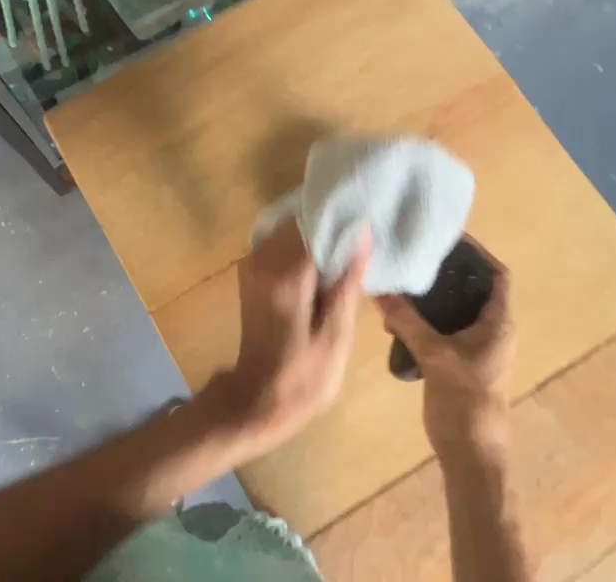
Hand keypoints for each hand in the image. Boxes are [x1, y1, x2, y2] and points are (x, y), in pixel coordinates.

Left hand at [208, 221, 368, 457]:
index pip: (313, 224)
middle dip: (327, 224)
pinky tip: (323, 265)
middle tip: (360, 233)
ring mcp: (251, 267)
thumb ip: (347, 282)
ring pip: (286, 232)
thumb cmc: (303, 377)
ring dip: (314, 236)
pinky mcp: (249, 275)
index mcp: (285, 275)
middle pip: (298, 223)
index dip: (340, 218)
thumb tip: (362, 234)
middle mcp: (261, 261)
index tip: (366, 214)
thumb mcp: (336, 335)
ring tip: (346, 248)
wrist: (258, 400)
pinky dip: (299, 248)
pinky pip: (277, 246)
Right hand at [375, 242, 514, 447]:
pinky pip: (443, 328)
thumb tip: (378, 289)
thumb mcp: (433, 354)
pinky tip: (397, 315)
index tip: (447, 238)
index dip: (477, 254)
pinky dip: (424, 318)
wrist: (471, 451)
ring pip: (454, 309)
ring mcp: (476, 347)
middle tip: (413, 256)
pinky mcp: (459, 361)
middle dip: (444, 272)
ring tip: (400, 283)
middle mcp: (492, 330)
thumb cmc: (465, 399)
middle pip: (472, 289)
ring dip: (430, 297)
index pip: (497, 276)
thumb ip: (406, 320)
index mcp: (498, 324)